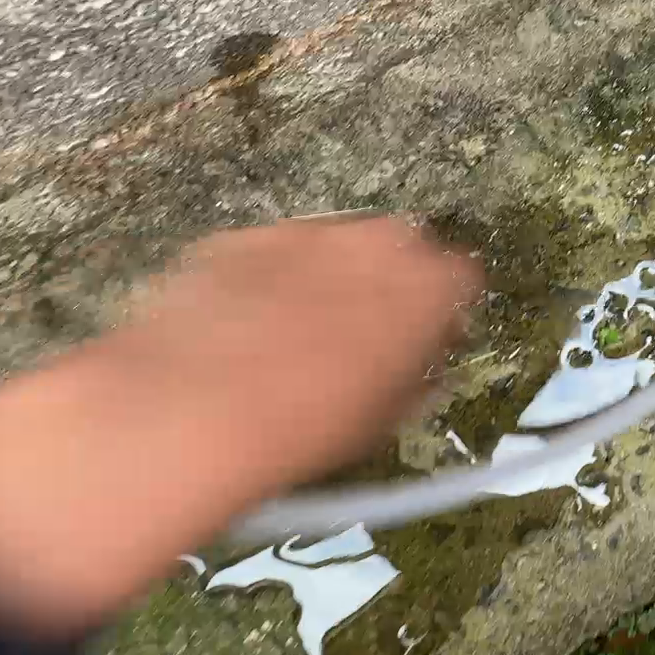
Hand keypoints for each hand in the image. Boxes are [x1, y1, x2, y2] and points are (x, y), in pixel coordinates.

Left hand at [108, 218, 483, 486]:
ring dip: (334, 273)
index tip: (431, 335)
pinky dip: (272, 276)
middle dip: (393, 279)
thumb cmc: (313, 422)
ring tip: (299, 326)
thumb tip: (424, 369)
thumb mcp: (388, 414)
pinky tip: (244, 321)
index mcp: (433, 283)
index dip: (447, 306)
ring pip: (340, 244)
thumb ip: (418, 375)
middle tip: (367, 328)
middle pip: (405, 246)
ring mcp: (312, 232)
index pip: (464, 275)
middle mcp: (383, 241)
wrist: (190, 410)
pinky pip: (277, 251)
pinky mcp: (247, 235)